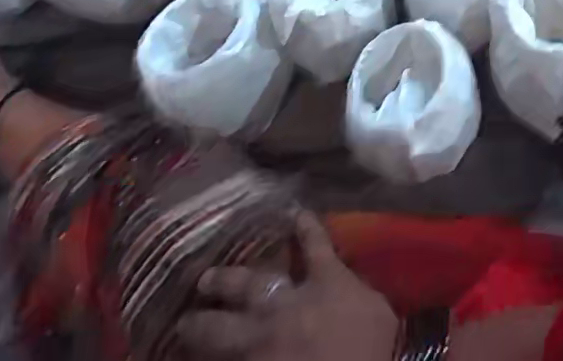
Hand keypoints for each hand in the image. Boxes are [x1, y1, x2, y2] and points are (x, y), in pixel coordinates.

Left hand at [182, 214, 398, 360]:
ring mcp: (260, 346)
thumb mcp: (378, 314)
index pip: (315, 246)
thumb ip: (359, 294)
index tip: (296, 215)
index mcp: (324, 284)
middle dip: (226, 279)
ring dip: (201, 326)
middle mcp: (285, 307)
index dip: (306, 228)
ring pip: (221, 331)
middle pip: (249, 285)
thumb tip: (351, 290)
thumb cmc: (369, 351)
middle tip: (205, 279)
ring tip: (184, 326)